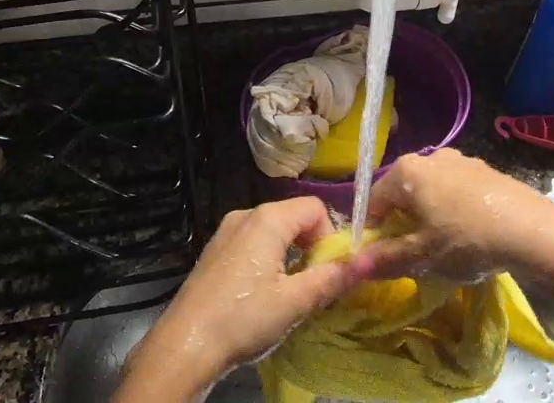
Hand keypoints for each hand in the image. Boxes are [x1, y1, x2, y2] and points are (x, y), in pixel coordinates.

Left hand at [118, 198, 363, 398]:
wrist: (185, 345)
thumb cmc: (244, 319)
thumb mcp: (295, 302)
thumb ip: (332, 278)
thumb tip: (368, 261)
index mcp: (268, 218)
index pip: (315, 208)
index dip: (330, 237)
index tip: (328, 272)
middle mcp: (246, 214)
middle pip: (293, 218)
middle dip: (310, 248)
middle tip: (311, 287)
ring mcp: (226, 231)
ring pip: (272, 232)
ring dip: (289, 257)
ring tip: (287, 296)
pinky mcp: (214, 250)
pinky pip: (252, 243)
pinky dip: (266, 261)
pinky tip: (260, 296)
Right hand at [360, 148, 553, 281]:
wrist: (530, 229)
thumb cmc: (465, 239)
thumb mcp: (421, 256)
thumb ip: (384, 259)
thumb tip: (351, 267)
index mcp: (406, 171)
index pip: (374, 199)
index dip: (373, 230)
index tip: (383, 256)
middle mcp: (430, 156)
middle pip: (403, 193)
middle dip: (403, 222)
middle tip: (415, 254)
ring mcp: (461, 160)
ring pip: (432, 192)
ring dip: (430, 216)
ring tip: (445, 247)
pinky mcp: (486, 171)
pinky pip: (457, 192)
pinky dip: (455, 211)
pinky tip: (471, 235)